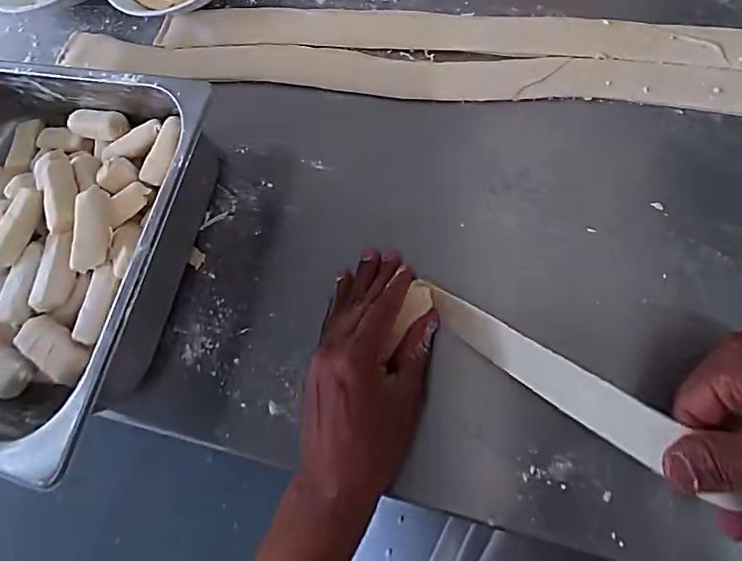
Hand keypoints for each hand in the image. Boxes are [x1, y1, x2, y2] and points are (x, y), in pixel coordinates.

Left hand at [296, 249, 437, 504]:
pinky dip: (339, 303)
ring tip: (367, 261)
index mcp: (357, 358)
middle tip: (390, 257)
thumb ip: (414, 352)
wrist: (332, 483)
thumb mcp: (404, 399)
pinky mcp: (315, 366)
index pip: (381, 310)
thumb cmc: (370, 450)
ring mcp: (320, 357)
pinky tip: (342, 289)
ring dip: (357, 284)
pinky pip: (330, 323)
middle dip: (378, 278)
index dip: (396, 288)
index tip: (407, 272)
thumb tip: (425, 321)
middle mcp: (333, 352)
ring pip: (342, 310)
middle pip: (360, 304)